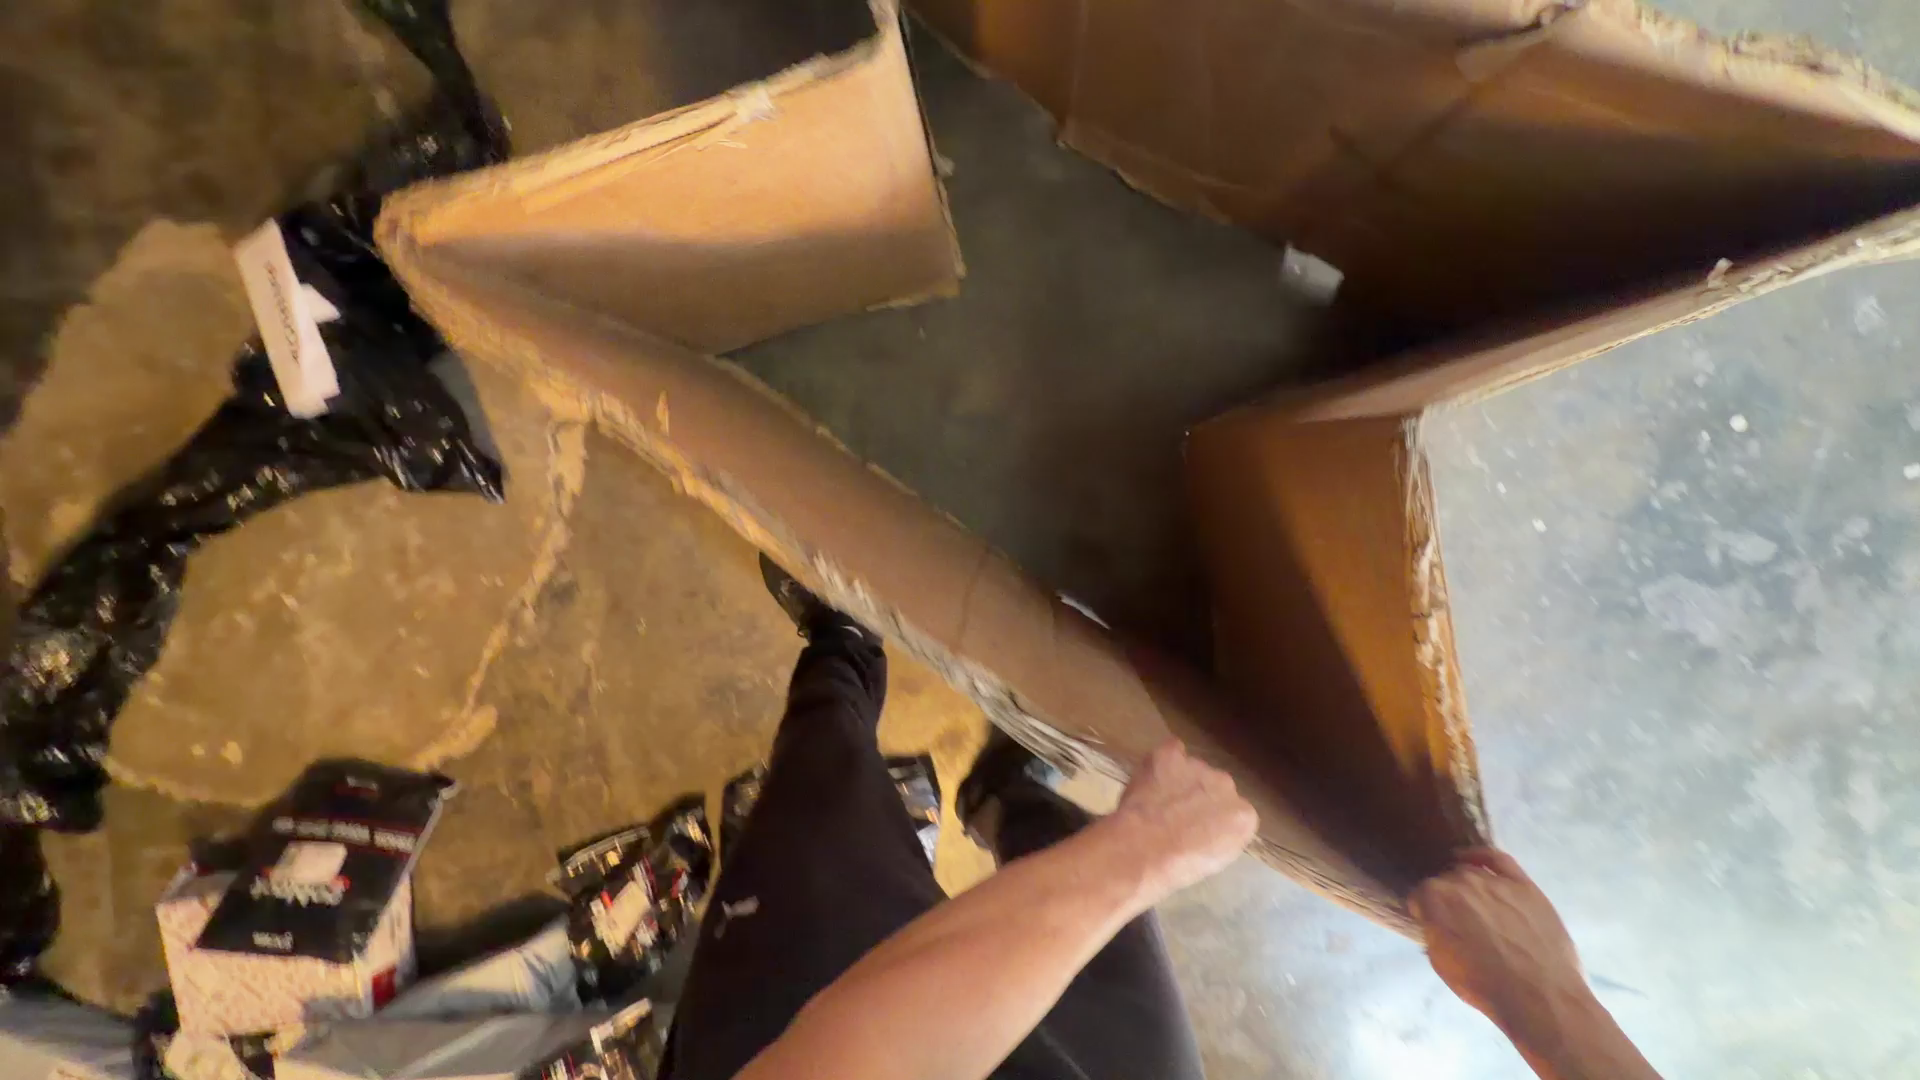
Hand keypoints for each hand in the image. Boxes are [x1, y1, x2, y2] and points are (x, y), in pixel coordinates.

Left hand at [1101, 741, 1257, 902]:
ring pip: (1192, 769)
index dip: (1214, 820)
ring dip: (1180, 780)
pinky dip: (1165, 759)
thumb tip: (1210, 827)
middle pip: (1215, 787)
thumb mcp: (1215, 860)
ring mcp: (1198, 766)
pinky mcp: (1170, 755)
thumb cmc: (1179, 866)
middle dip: (1200, 797)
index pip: (1235, 812)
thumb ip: (1222, 835)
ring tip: (1158, 800)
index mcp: (1244, 816)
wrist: (1144, 849)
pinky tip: (1155, 771)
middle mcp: (1227, 785)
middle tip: (1177, 814)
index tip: (1198, 830)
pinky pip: (1172, 749)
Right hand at [1411, 848, 1585, 1024]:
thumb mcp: (1441, 963)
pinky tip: (1473, 859)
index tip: (1432, 927)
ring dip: (1466, 885)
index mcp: (1433, 898)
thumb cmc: (1485, 987)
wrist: (1542, 1001)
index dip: (1425, 913)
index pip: (1419, 896)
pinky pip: (1497, 858)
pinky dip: (1481, 856)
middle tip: (1457, 921)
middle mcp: (1459, 881)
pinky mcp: (1523, 886)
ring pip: (1469, 871)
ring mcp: (1494, 881)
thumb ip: (1432, 933)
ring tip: (1474, 903)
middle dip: (1446, 898)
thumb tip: (1434, 924)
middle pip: (1444, 881)